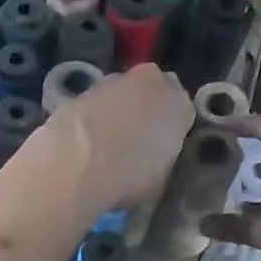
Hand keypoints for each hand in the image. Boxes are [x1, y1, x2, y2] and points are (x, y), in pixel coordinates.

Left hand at [33, 63, 192, 220]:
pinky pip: (94, 105)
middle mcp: (151, 82)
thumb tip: (151, 162)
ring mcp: (113, 81)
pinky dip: (91, 119)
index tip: (159, 148)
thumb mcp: (160, 180)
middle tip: (134, 143)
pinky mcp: (81, 90)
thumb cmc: (130, 179)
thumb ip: (161, 159)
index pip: (181, 112)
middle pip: (152, 94)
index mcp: (179, 105)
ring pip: (121, 95)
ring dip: (116, 113)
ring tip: (104, 146)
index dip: (169, 130)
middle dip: (145, 112)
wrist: (78, 167)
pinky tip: (83, 144)